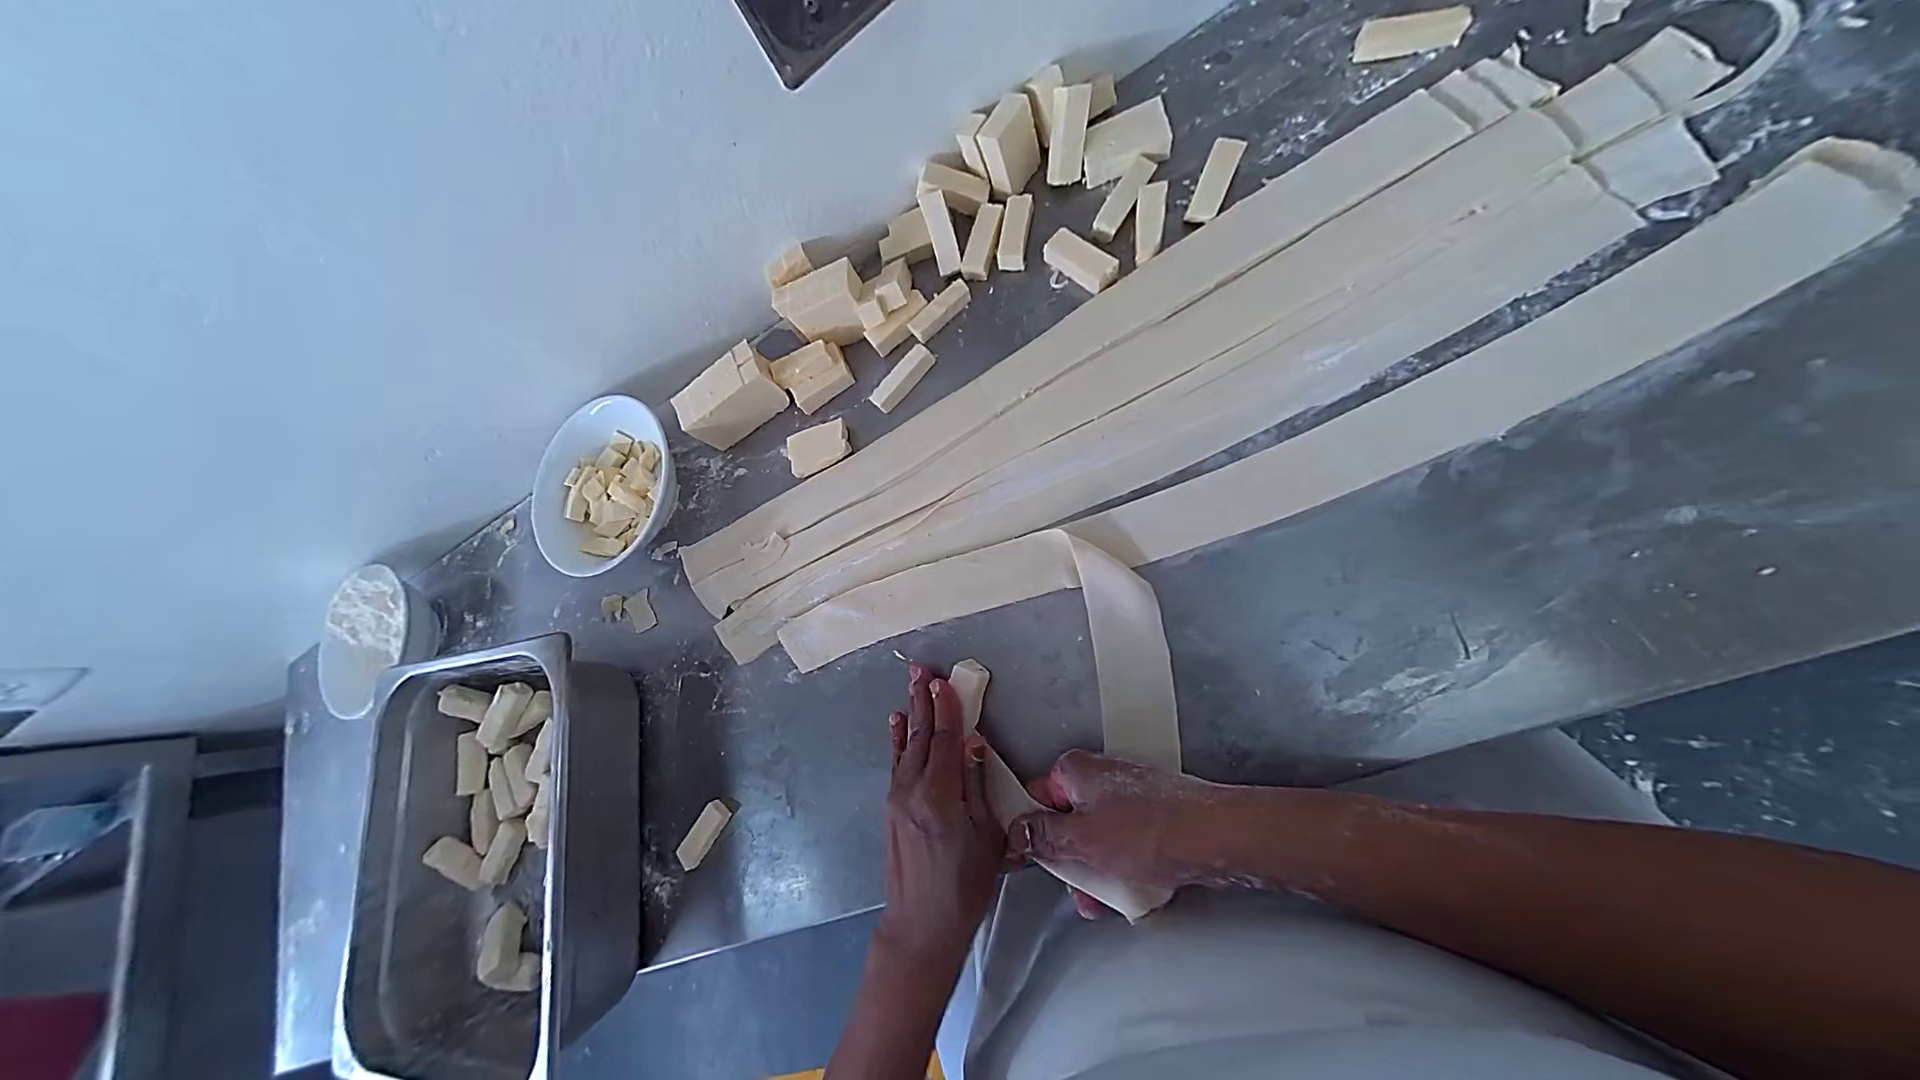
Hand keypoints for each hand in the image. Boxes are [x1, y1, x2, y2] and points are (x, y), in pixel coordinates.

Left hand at [875, 663, 1003, 965]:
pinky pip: (896, 764)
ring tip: (912, 686)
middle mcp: (912, 789)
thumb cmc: (964, 886)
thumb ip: (977, 786)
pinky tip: (898, 724)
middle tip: (921, 669)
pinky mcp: (890, 808)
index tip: (944, 680)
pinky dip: (898, 741)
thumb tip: (974, 743)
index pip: (946, 739)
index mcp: (939, 795)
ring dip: (912, 714)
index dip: (947, 707)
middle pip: (921, 735)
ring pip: (906, 746)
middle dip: (924, 700)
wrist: (919, 926)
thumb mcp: (987, 837)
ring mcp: (896, 798)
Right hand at [1008, 749, 1244, 895]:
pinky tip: (1129, 890)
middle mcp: (1099, 776)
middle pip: (1067, 821)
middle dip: (1069, 859)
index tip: (1031, 858)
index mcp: (1074, 770)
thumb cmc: (1150, 832)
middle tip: (1076, 885)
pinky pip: (1123, 843)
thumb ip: (1041, 836)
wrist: (1214, 839)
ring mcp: (1126, 795)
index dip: (1030, 832)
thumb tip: (1015, 832)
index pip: (1035, 798)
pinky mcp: (1149, 815)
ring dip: (1095, 870)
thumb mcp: (1080, 841)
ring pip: (1096, 837)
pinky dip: (1121, 866)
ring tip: (1105, 898)